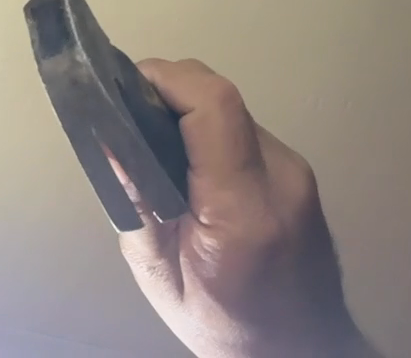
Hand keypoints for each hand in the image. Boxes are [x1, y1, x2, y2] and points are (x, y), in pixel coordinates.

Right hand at [119, 59, 375, 357]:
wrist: (305, 353)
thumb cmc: (225, 325)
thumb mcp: (158, 271)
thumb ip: (132, 201)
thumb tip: (104, 135)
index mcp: (243, 208)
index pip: (213, 105)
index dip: (163, 79)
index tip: (120, 86)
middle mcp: (279, 176)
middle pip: (217, 92)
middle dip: (164, 88)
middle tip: (125, 116)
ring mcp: (293, 169)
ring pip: (225, 103)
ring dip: (181, 108)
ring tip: (151, 142)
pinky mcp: (293, 169)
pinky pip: (236, 124)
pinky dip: (201, 126)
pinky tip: (183, 160)